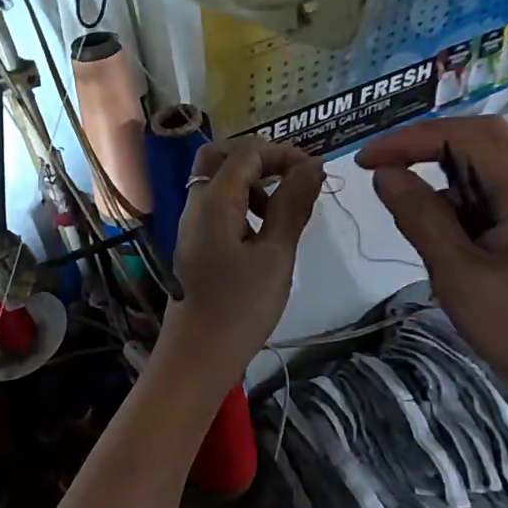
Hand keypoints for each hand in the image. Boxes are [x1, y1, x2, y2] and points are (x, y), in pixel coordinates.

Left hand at [163, 138, 323, 372]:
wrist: (199, 355)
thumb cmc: (242, 305)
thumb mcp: (276, 253)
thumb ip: (293, 205)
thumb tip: (313, 165)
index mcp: (213, 201)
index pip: (246, 153)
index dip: (282, 153)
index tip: (314, 172)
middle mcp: (196, 204)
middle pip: (221, 156)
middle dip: (260, 159)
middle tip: (292, 178)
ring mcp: (193, 224)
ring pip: (218, 181)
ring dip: (252, 182)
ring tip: (282, 210)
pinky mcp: (197, 243)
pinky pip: (218, 206)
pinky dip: (243, 203)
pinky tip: (265, 231)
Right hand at [357, 117, 507, 429]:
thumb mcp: (459, 276)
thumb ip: (420, 217)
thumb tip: (386, 174)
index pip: (467, 135)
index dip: (410, 139)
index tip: (366, 159)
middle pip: (486, 142)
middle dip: (430, 150)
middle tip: (386, 173)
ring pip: (496, 171)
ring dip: (451, 182)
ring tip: (421, 223)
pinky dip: (472, 206)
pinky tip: (455, 243)